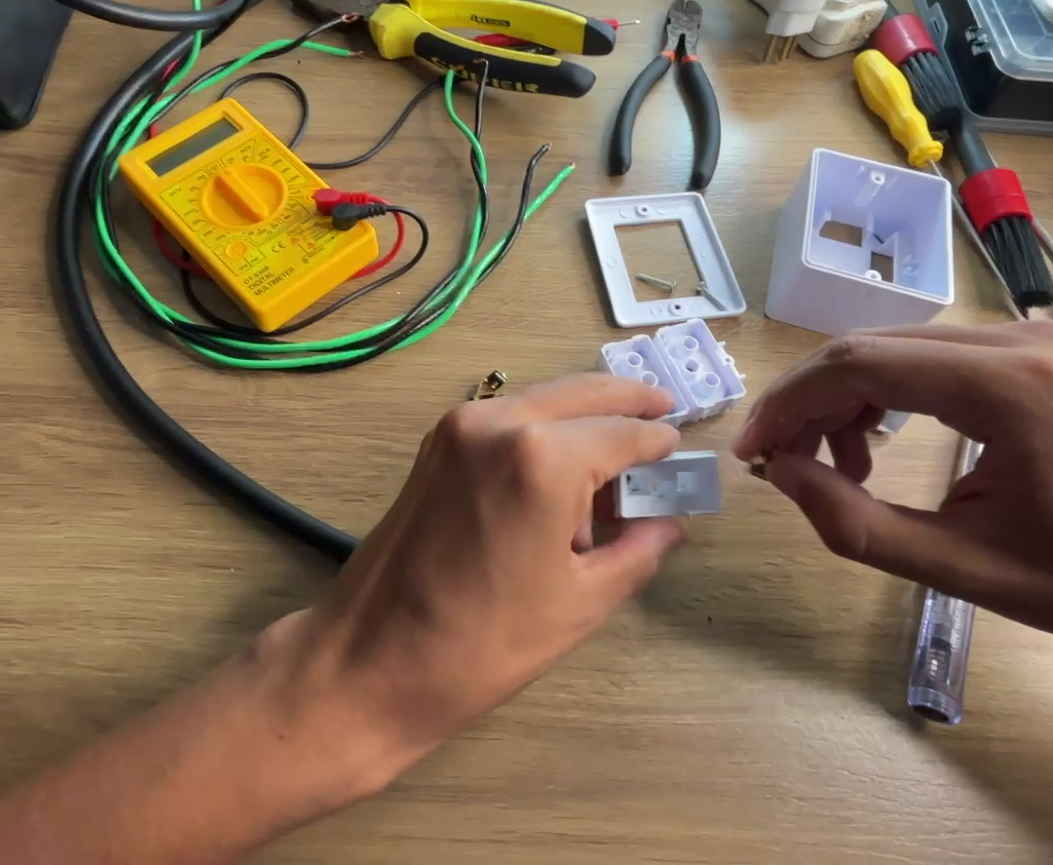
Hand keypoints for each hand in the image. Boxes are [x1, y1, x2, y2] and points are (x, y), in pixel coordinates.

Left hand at [264, 374, 685, 787]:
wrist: (372, 659)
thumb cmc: (485, 642)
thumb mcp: (580, 601)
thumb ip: (637, 549)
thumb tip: (668, 523)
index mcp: (542, 456)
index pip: (623, 432)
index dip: (658, 441)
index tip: (680, 446)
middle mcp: (499, 421)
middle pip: (582, 393)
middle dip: (627, 402)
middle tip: (662, 411)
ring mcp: (458, 425)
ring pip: (542, 399)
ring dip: (582, 414)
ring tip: (616, 450)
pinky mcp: (435, 441)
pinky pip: (506, 417)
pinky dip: (541, 426)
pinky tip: (562, 460)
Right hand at [731, 321, 1052, 664]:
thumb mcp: (960, 567)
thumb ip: (853, 522)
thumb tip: (779, 472)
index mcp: (1010, 386)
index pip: (858, 364)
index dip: (788, 403)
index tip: (753, 451)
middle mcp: (1020, 340)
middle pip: (868, 348)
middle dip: (808, 403)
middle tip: (780, 460)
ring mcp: (1034, 339)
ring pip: (893, 349)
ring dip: (844, 401)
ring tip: (837, 466)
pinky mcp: (1037, 352)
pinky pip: (930, 357)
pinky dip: (886, 395)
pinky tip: (880, 442)